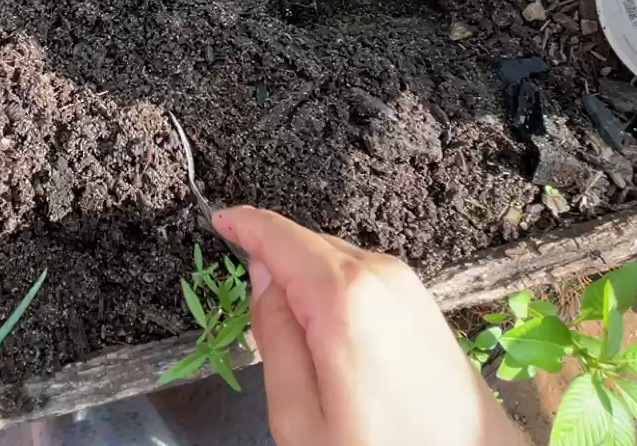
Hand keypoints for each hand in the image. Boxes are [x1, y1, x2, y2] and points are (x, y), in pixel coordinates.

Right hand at [213, 207, 525, 445]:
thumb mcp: (301, 417)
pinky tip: (335, 338)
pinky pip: (357, 273)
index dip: (243, 223)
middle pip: (303, 243)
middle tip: (263, 323)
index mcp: (341, 296)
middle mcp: (375, 272)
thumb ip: (273, 335)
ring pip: (329, 257)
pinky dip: (331, 287)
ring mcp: (403, 281)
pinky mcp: (419, 297)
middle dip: (273, 261)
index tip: (218, 219)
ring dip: (303, 277)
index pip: (277, 236)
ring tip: (305, 345)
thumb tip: (263, 276)